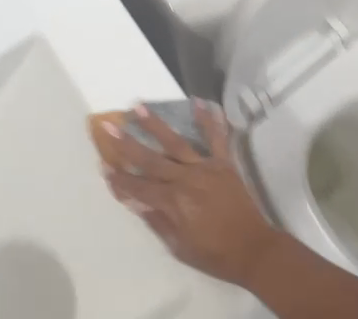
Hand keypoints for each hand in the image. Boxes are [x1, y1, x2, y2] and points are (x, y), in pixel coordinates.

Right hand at [89, 99, 287, 287]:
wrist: (254, 250)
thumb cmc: (214, 255)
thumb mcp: (179, 247)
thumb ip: (157, 221)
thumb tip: (135, 200)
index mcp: (174, 202)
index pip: (140, 187)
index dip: (120, 179)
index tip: (103, 165)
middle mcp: (186, 179)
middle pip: (151, 160)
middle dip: (127, 143)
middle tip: (109, 125)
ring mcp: (205, 168)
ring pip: (176, 142)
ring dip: (156, 124)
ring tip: (138, 106)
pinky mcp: (224, 163)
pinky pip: (216, 138)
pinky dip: (208, 120)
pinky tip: (198, 102)